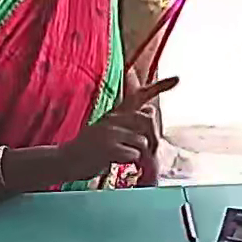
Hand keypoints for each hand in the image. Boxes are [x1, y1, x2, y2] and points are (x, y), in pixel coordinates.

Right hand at [58, 76, 177, 179]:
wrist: (64, 161)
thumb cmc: (87, 150)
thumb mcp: (105, 130)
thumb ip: (126, 122)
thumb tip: (149, 112)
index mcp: (113, 114)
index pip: (139, 95)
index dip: (159, 87)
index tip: (177, 79)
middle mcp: (113, 119)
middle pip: (147, 119)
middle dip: (152, 138)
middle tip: (148, 152)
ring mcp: (110, 133)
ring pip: (142, 141)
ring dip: (138, 154)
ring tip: (123, 158)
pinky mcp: (109, 148)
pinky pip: (133, 154)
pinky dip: (129, 162)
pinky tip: (115, 162)